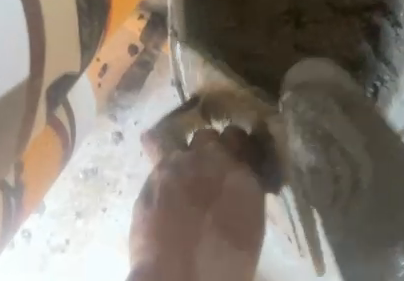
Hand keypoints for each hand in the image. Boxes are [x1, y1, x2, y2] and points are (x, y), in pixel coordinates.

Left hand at [128, 126, 267, 280]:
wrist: (179, 274)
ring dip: (188, 151)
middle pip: (215, 136)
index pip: (245, 142)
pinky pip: (157, 150)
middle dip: (214, 148)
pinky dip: (162, 163)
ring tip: (184, 170)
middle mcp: (214, 159)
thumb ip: (244, 198)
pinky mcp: (155, 171)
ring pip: (187, 137)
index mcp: (245, 175)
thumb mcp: (249, 230)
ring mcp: (182, 161)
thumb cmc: (223, 265)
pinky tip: (162, 182)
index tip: (239, 159)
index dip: (240, 149)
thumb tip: (237, 190)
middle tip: (211, 168)